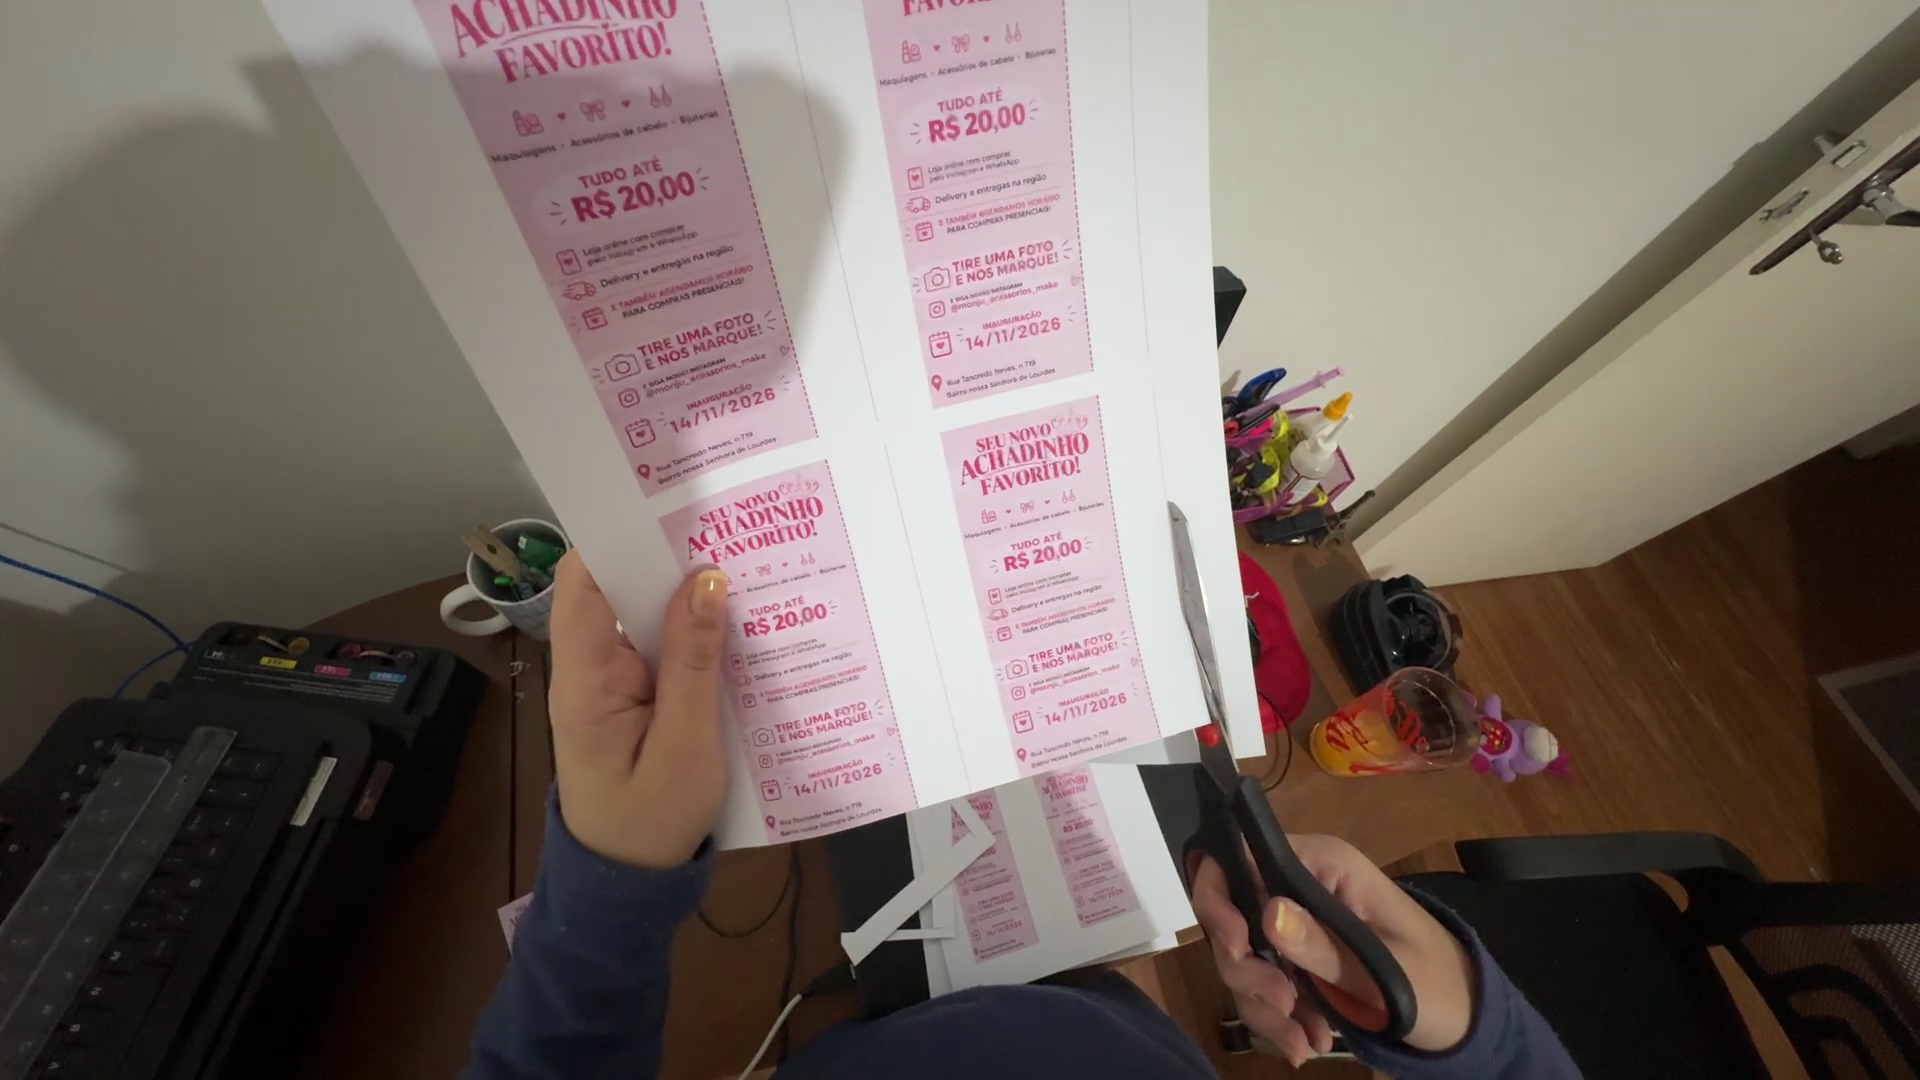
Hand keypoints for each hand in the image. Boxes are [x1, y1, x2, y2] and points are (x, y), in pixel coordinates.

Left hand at [547, 550, 730, 868]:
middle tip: (728, 526)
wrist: (631, 881)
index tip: (666, 506)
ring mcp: (614, 680)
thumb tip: (709, 580)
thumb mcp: (687, 743)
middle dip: (666, 556)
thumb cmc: (653, 820)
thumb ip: (696, 660)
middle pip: (617, 589)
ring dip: (686, 590)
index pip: (582, 585)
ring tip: (742, 560)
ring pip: (645, 615)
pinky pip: (662, 644)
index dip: (614, 537)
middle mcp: (592, 667)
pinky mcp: (637, 693)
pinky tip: (735, 616)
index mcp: (585, 678)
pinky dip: (694, 627)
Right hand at [1190, 834, 1475, 1064]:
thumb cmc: (1440, 985)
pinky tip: (1307, 1040)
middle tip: (1283, 1004)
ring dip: (1260, 1002)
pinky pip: (1257, 981)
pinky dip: (1273, 1017)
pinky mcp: (1290, 955)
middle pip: (1231, 912)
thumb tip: (1268, 913)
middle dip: (1246, 967)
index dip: (1220, 895)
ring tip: (1304, 1041)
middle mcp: (1296, 882)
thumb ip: (1324, 946)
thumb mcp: (1387, 972)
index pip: (1239, 855)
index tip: (1236, 946)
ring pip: (1238, 953)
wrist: (1468, 1024)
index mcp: (1320, 863)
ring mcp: (1291, 920)